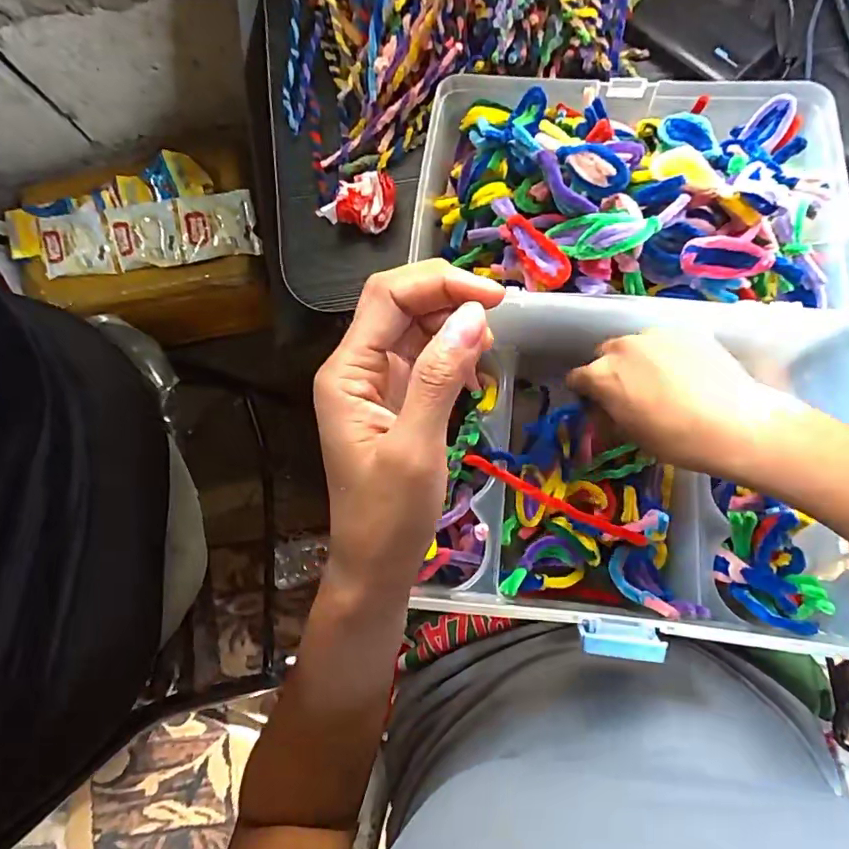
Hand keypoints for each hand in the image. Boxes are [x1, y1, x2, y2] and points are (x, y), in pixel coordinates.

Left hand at [315, 261, 503, 596]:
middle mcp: (357, 368)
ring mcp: (376, 384)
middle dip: (449, 297)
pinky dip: (454, 355)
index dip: (440, 283)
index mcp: (347, 372)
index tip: (494, 297)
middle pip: (401, 304)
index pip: (388, 297)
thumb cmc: (389, 516)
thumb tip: (474, 316)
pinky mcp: (397, 401)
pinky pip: (425, 359)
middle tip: (501, 314)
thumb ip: (440, 377)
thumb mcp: (416, 446)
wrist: (375, 566)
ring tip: (491, 347)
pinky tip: (475, 373)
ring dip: (455, 325)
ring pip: (416, 328)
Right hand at [566, 327, 840, 489]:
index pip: (577, 378)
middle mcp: (623, 346)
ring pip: (637, 346)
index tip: (599, 406)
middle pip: (605, 355)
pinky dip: (668, 355)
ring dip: (640, 361)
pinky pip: (666, 342)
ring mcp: (656, 334)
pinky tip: (687, 375)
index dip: (586, 394)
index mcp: (601, 375)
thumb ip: (609, 416)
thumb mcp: (632, 436)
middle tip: (632, 395)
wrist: (736, 424)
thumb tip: (605, 409)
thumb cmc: (676, 440)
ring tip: (663, 383)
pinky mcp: (687, 330)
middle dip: (612, 372)